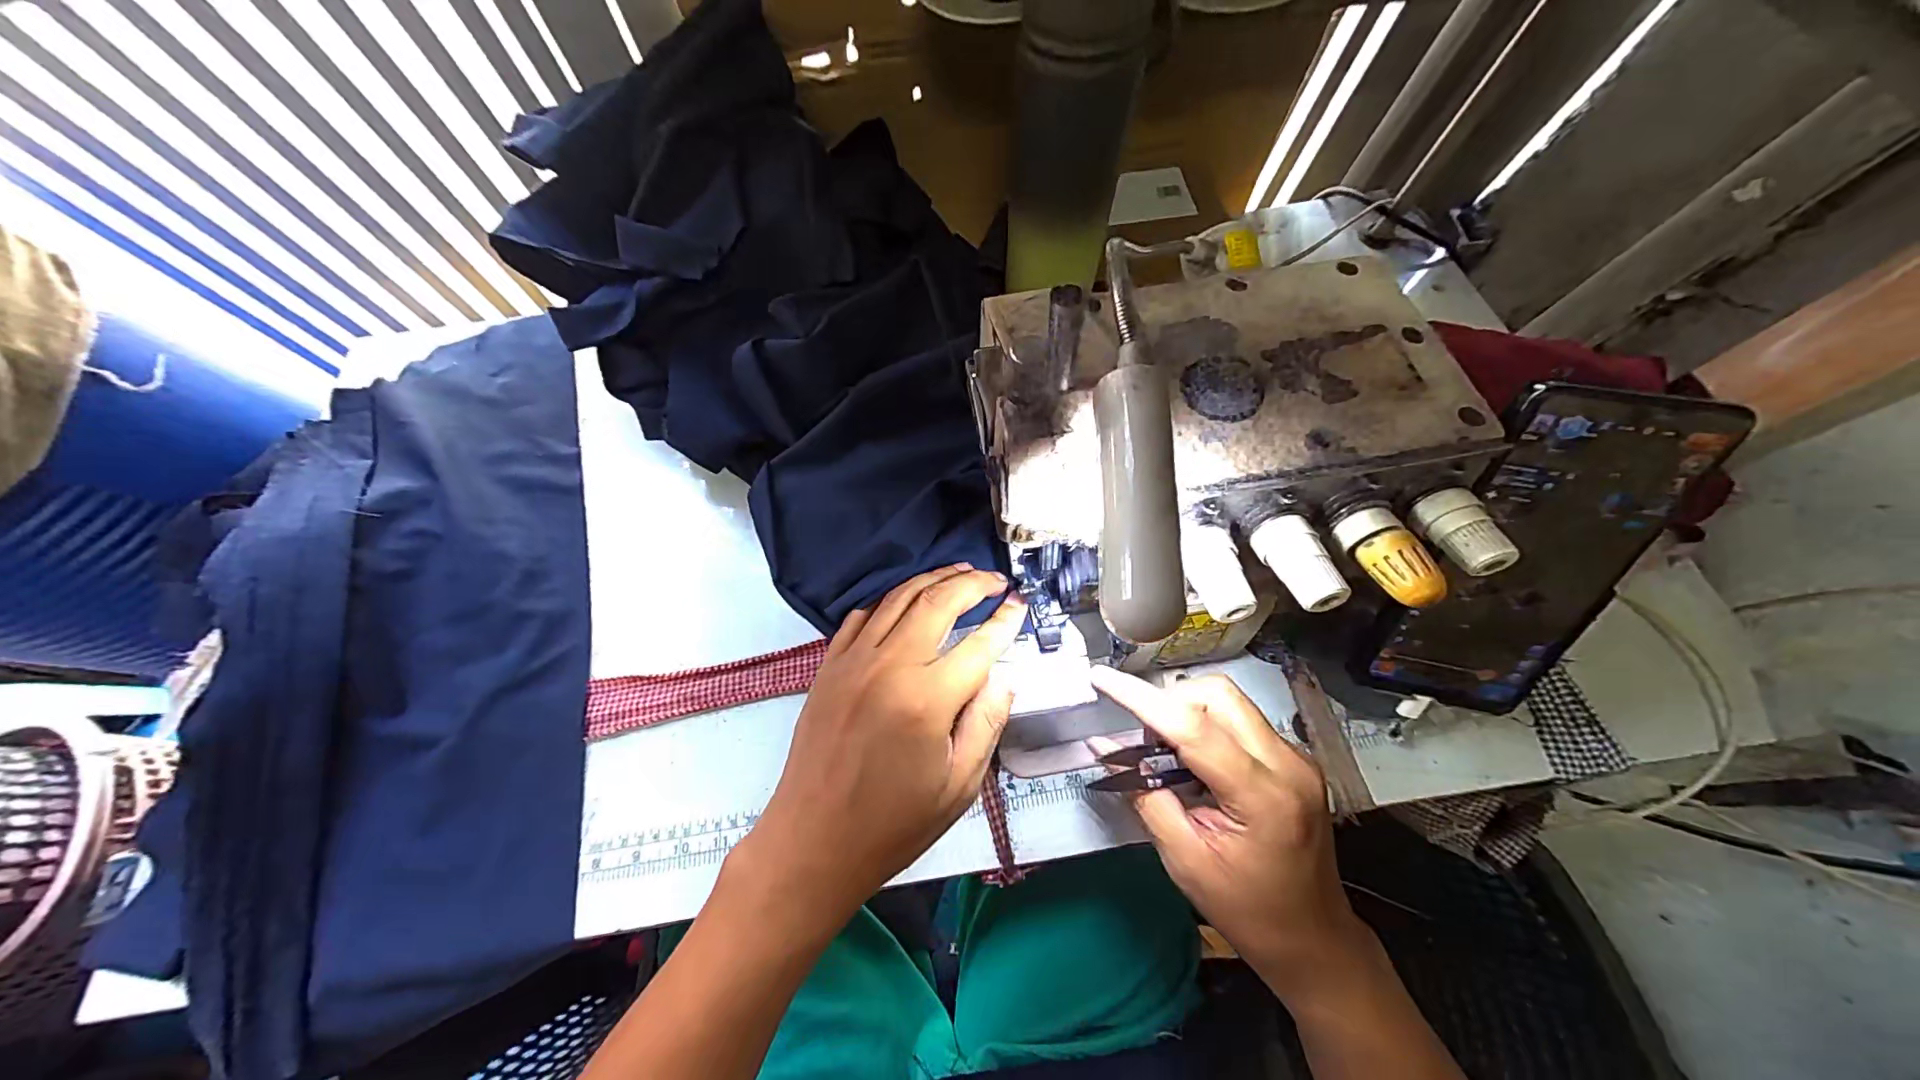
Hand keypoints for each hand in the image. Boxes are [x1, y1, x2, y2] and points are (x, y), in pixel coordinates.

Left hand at [741, 564, 1027, 916]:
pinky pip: (861, 616)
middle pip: (938, 602)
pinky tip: (905, 600)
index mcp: (927, 699)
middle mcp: (888, 666)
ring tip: (959, 572)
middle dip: (973, 583)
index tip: (1019, 604)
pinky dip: (889, 599)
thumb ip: (986, 722)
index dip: (1005, 620)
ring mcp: (853, 661)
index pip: (979, 643)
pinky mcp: (829, 667)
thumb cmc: (892, 823)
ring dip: (933, 579)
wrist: (813, 840)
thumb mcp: (958, 785)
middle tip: (995, 580)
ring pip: (898, 598)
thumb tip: (1001, 676)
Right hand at [1087, 667, 1367, 997]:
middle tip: (1145, 743)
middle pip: (1217, 695)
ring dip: (1187, 712)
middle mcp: (1288, 764)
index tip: (1102, 679)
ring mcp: (1297, 758)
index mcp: (1263, 796)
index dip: (1141, 698)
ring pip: (1229, 701)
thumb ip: (1144, 796)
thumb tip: (1104, 748)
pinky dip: (1207, 726)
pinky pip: (1241, 719)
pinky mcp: (1294, 759)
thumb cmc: (1247, 910)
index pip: (1193, 726)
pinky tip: (1196, 765)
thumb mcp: (1185, 859)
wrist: (1313, 939)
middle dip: (1169, 703)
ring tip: (1169, 756)